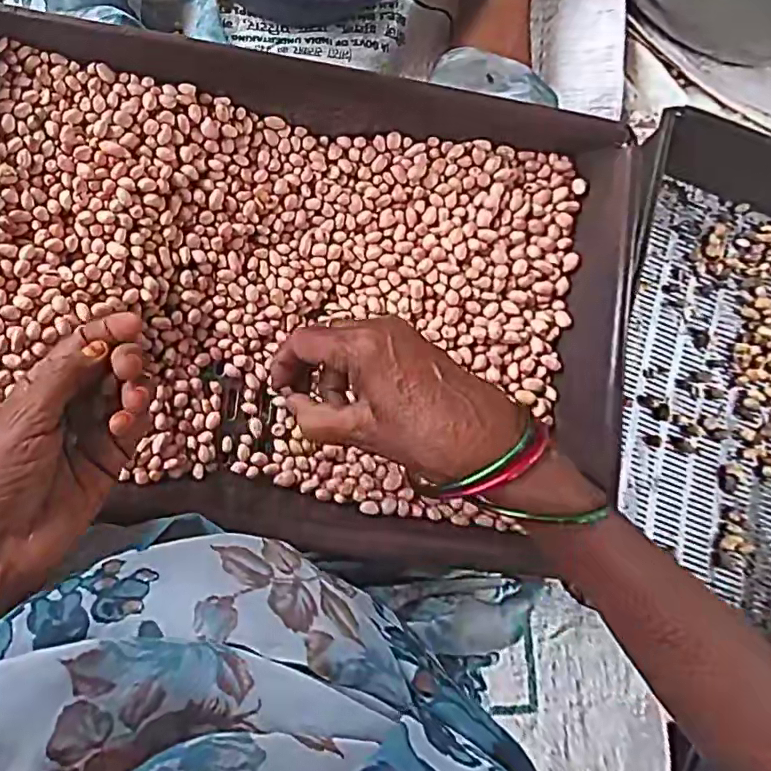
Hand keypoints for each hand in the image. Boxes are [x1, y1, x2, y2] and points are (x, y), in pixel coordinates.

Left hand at [0, 311, 154, 625]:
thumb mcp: (23, 416)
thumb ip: (63, 376)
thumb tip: (97, 343)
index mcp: (38, 389)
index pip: (78, 348)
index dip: (104, 330)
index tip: (131, 320)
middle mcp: (66, 407)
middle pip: (106, 367)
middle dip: (123, 356)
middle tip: (128, 361)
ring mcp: (88, 434)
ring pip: (124, 394)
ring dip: (133, 385)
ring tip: (130, 393)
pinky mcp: (107, 462)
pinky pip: (132, 428)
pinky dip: (134, 417)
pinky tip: (123, 421)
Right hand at [269, 316, 603, 514]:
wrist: (493, 443)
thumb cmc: (430, 437)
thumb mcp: (360, 432)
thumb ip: (312, 417)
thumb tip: (291, 406)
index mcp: (363, 345)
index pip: (301, 340)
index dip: (281, 364)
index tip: (278, 386)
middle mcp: (380, 328)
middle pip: (322, 339)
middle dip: (308, 371)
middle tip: (304, 403)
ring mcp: (399, 333)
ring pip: (344, 344)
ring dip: (331, 374)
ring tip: (340, 410)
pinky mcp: (412, 343)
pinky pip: (368, 348)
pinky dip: (354, 370)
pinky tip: (363, 401)